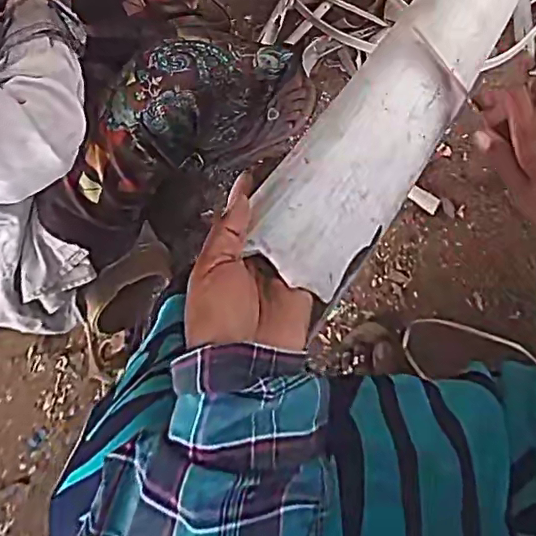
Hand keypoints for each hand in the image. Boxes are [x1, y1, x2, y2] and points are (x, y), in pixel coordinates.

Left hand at [186, 174, 314, 349]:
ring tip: (310, 187)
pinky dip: (319, 241)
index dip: (251, 194)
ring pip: (292, 235)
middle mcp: (254, 262)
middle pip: (270, 222)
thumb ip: (227, 230)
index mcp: (227, 257)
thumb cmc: (215, 323)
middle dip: (279, 202)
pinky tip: (324, 218)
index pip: (241, 216)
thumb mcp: (211, 268)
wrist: (244, 365)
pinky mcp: (302, 286)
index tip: (260, 171)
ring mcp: (278, 273)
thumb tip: (239, 196)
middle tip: (290, 173)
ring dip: (300, 216)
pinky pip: (313, 258)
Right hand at [473, 86, 535, 267]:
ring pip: (535, 127)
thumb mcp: (520, 190)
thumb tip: (481, 136)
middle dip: (503, 123)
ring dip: (519, 137)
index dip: (496, 97)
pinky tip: (533, 171)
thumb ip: (500, 158)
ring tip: (512, 165)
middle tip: (492, 144)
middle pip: (523, 112)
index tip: (483, 108)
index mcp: (534, 137)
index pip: (514, 97)